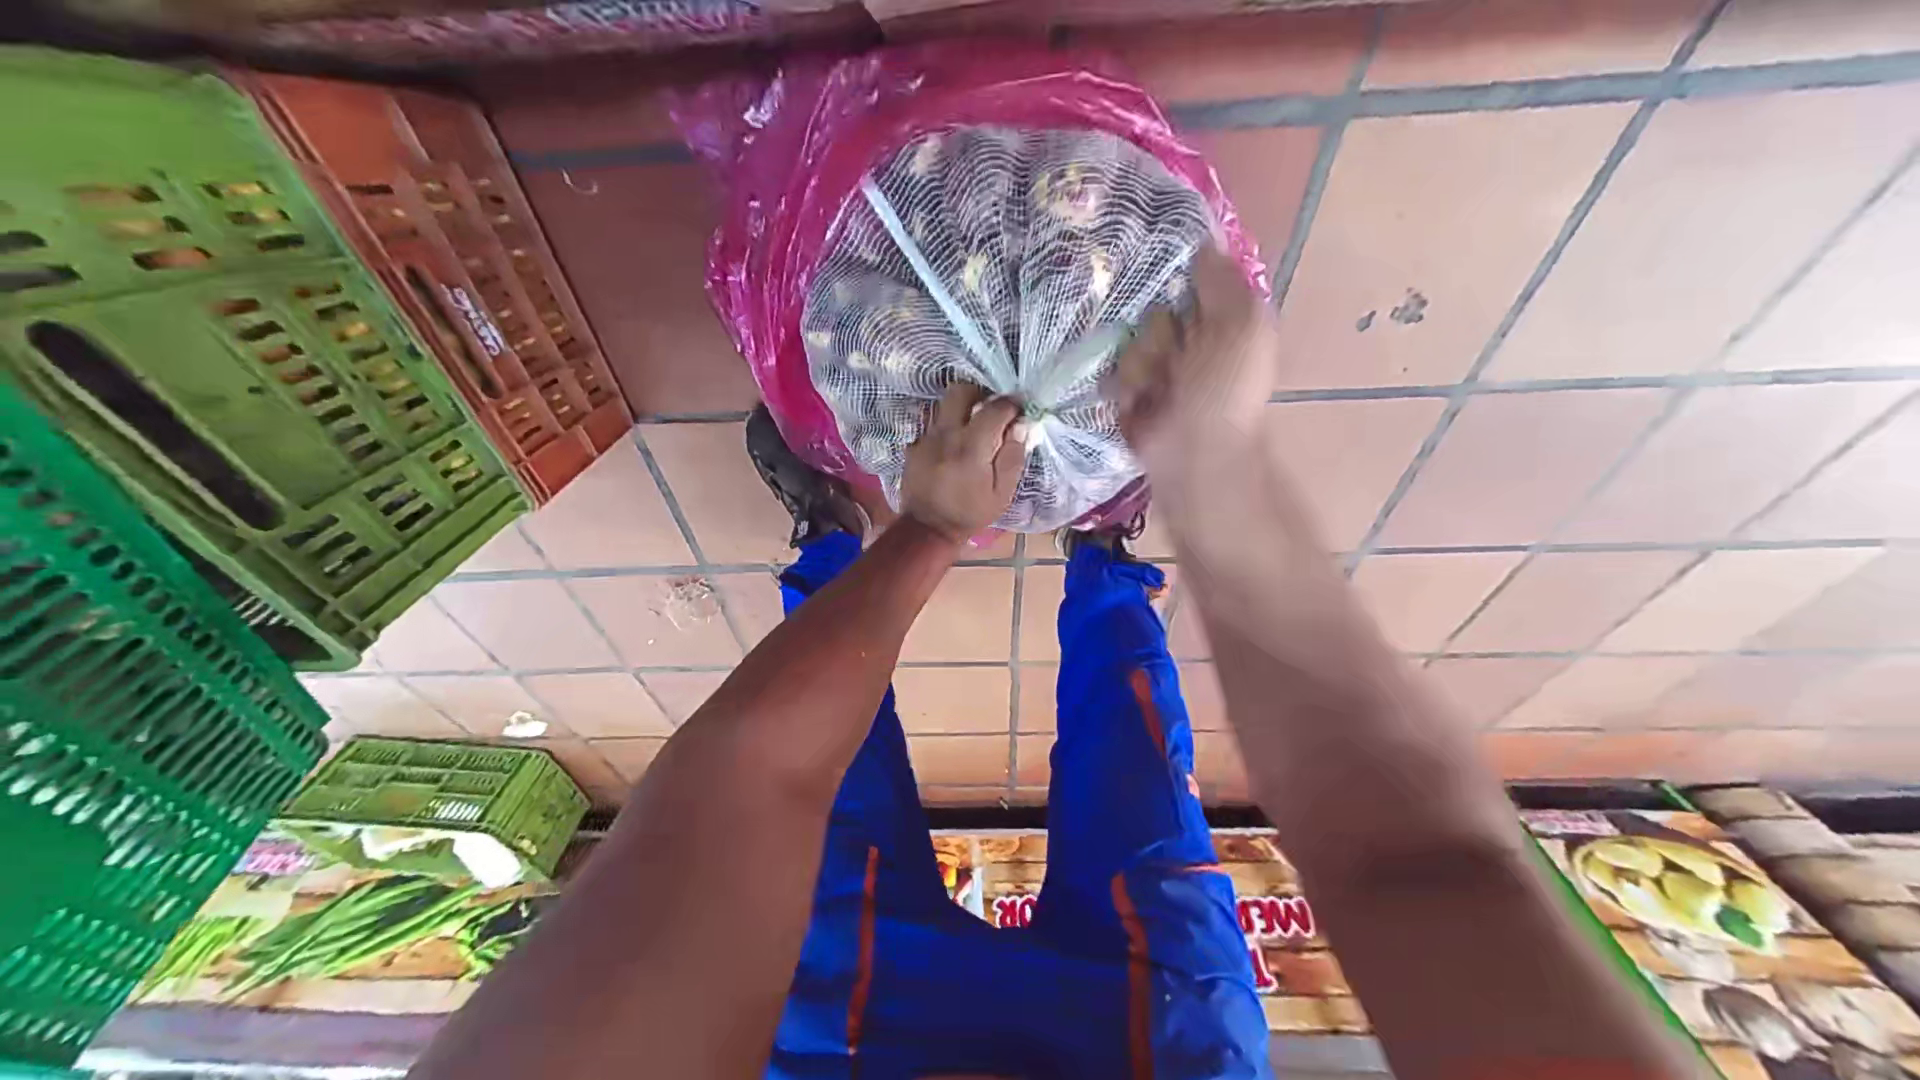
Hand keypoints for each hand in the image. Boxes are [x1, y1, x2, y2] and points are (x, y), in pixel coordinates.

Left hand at [899, 383, 1025, 541]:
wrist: (928, 529)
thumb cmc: (970, 513)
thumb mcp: (1001, 493)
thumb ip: (1013, 457)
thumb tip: (1021, 427)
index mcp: (972, 446)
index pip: (995, 408)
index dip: (1011, 405)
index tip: (1017, 412)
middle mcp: (946, 434)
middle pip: (961, 390)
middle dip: (979, 394)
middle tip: (990, 410)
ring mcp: (926, 438)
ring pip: (944, 405)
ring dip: (961, 409)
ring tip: (973, 427)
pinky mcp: (914, 445)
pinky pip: (932, 424)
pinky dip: (946, 428)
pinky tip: (953, 446)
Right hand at [1107, 245, 1277, 468]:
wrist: (1195, 455)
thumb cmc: (1225, 389)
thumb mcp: (1242, 323)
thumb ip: (1222, 280)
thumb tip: (1200, 242)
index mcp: (1221, 318)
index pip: (1186, 278)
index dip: (1171, 276)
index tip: (1158, 275)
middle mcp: (1189, 339)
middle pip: (1150, 310)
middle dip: (1158, 332)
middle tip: (1175, 357)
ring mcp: (1158, 369)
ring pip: (1129, 343)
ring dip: (1142, 367)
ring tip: (1158, 391)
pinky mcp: (1131, 395)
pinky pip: (1113, 375)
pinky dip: (1126, 390)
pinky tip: (1140, 405)